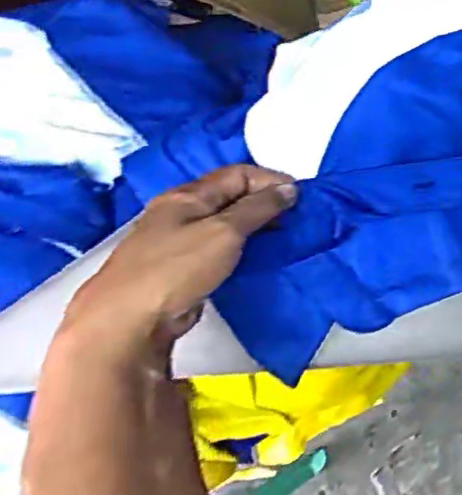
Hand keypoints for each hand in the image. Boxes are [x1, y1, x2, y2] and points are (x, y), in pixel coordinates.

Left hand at [60, 165, 297, 357]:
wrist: (130, 320)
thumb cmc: (176, 268)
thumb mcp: (225, 231)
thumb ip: (260, 206)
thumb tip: (290, 188)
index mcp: (186, 197)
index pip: (239, 173)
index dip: (272, 181)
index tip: (300, 200)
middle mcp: (183, 212)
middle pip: (236, 194)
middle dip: (270, 202)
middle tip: (296, 219)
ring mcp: (184, 237)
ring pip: (234, 219)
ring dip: (263, 224)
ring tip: (285, 236)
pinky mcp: (190, 260)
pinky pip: (229, 241)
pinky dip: (251, 242)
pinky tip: (264, 252)